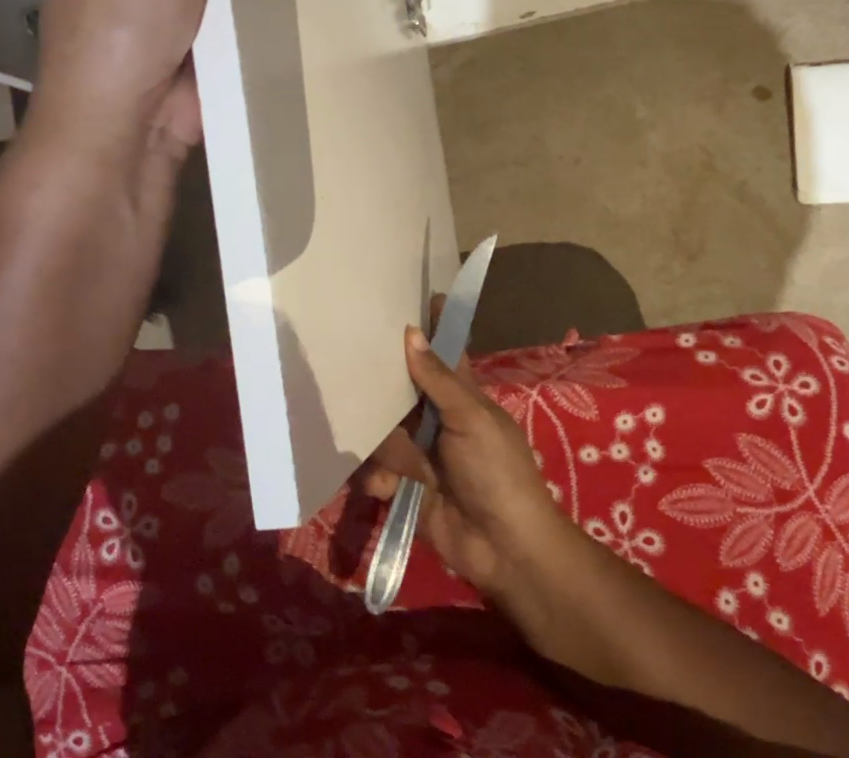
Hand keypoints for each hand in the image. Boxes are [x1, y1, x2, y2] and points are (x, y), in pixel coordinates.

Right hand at [364, 326, 575, 598]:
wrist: (502, 546)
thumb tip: (411, 332)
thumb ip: (438, 379)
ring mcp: (419, 453)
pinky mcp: (403, 485)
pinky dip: (378, 479)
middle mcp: (437, 419)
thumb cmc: (497, 471)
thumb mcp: (472, 419)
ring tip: (393, 463)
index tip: (394, 302)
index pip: (441, 352)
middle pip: (398, 391)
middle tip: (346, 372)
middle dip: (379, 391)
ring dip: (382, 449)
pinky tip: (388, 490)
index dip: (425, 330)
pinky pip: (374, 470)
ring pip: (381, 432)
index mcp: (462, 396)